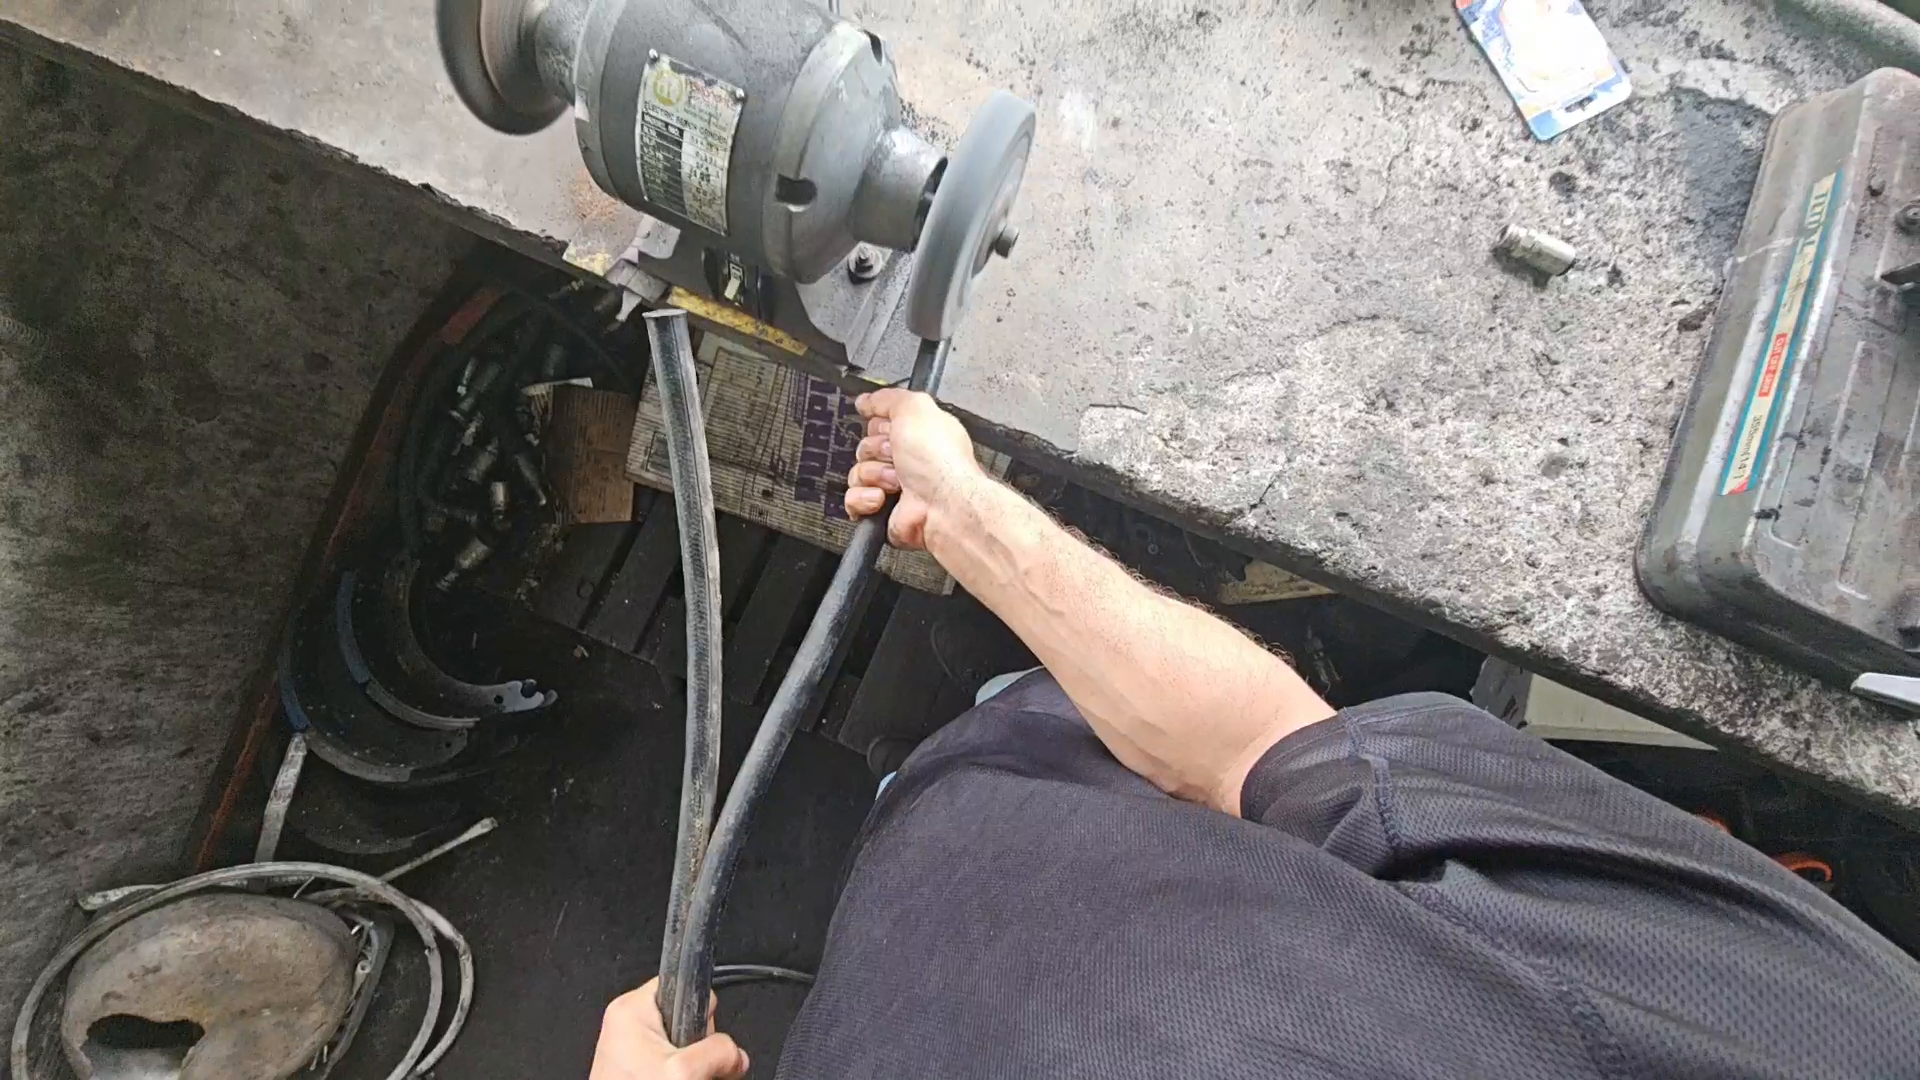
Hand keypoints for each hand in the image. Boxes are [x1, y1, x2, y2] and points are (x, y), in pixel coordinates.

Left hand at [589, 978, 748, 1079]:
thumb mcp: (684, 1072)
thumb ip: (721, 1051)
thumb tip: (737, 1055)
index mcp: (631, 1008)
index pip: (684, 982)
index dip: (701, 1008)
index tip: (698, 1033)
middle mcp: (628, 1024)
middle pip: (688, 1013)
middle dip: (698, 1043)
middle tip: (688, 1068)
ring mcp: (631, 1049)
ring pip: (684, 1041)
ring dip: (692, 1064)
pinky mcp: (637, 1069)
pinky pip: (673, 1060)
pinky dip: (682, 1074)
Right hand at [843, 389, 983, 549]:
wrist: (944, 504)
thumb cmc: (940, 460)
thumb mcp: (915, 408)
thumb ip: (888, 399)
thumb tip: (866, 400)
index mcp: (918, 435)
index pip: (879, 423)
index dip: (880, 425)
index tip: (891, 429)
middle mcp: (909, 461)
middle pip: (865, 448)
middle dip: (875, 450)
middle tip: (895, 456)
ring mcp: (896, 488)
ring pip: (858, 473)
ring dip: (872, 475)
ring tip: (895, 481)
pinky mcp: (884, 512)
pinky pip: (854, 499)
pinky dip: (863, 498)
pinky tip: (881, 497)